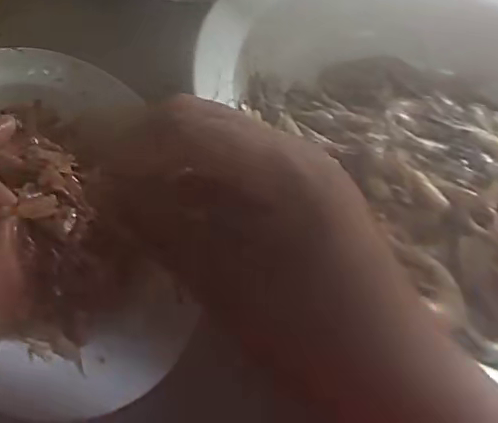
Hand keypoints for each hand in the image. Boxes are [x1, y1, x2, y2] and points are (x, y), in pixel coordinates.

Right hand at [87, 95, 497, 422]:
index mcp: (277, 168)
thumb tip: (103, 191)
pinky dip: (194, 160)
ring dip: (166, 144)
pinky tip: (178, 190)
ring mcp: (302, 158)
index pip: (180, 126)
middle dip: (141, 136)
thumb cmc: (311, 337)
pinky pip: (234, 148)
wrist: (403, 383)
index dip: (128, 145)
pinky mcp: (304, 177)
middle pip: (193, 113)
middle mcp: (291, 147)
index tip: (94, 170)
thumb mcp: (222, 284)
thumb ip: (157, 226)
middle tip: (107, 168)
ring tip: (134, 177)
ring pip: (211, 124)